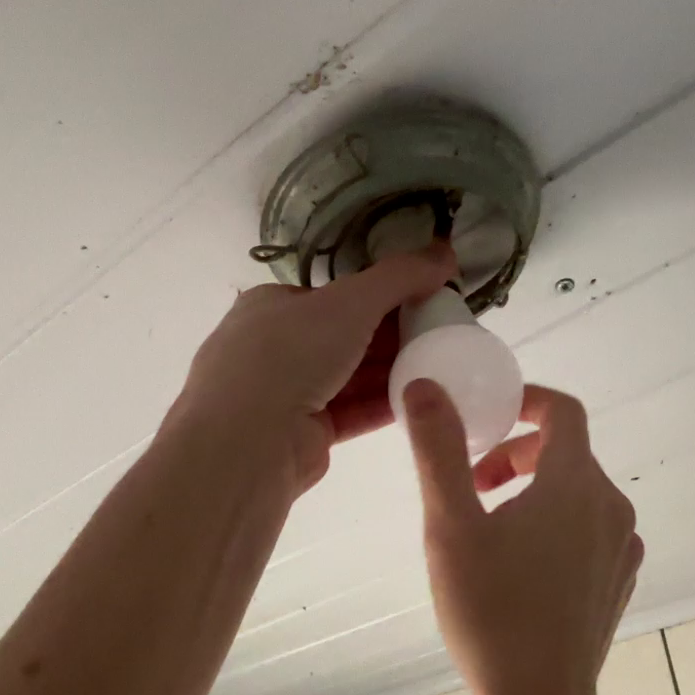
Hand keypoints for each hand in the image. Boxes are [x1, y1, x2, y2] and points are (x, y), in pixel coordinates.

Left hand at [169, 243, 457, 492]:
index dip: (382, 294)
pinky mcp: (305, 433)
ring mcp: (287, 393)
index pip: (335, 294)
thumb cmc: (290, 355)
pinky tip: (420, 401)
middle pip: (347, 336)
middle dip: (394, 335)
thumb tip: (446, 252)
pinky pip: (352, 411)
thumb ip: (401, 276)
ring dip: (393, 371)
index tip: (426, 298)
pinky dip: (384, 404)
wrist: (249, 442)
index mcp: (272, 305)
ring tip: (440, 367)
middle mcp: (275, 346)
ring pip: (351, 377)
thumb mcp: (351, 301)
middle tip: (442, 334)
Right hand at [402, 381, 644, 694]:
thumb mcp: (451, 527)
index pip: (564, 412)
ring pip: (578, 494)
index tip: (488, 420)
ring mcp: (623, 547)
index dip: (526, 402)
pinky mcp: (620, 580)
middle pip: (568, 453)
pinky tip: (523, 569)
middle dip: (517, 455)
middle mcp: (612, 508)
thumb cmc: (491, 612)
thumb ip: (439, 451)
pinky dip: (557, 526)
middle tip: (473, 487)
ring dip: (535, 492)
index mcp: (576, 485)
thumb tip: (425, 387)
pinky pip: (590, 530)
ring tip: (491, 532)